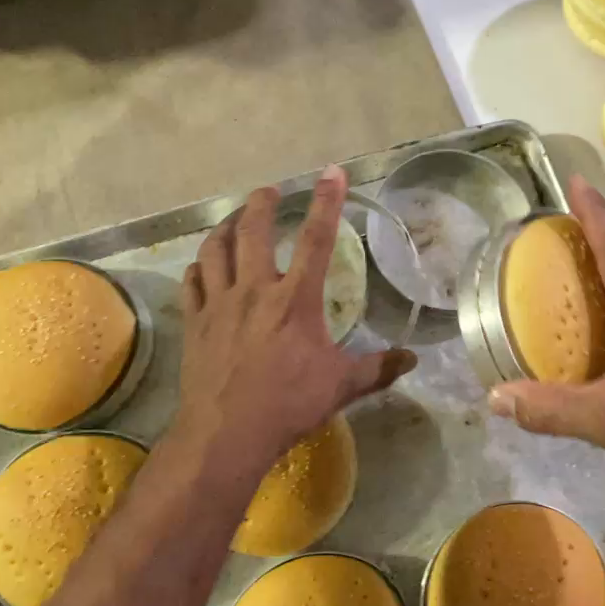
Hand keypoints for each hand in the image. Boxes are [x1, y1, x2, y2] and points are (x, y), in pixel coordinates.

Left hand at [173, 166, 416, 472]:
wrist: (227, 433)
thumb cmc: (288, 405)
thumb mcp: (341, 386)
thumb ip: (378, 368)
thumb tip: (412, 359)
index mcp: (295, 300)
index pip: (316, 240)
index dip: (326, 202)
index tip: (332, 173)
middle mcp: (255, 290)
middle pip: (253, 231)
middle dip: (261, 204)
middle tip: (269, 192)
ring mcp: (219, 304)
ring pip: (215, 249)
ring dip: (225, 228)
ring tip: (234, 221)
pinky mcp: (194, 322)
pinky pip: (192, 282)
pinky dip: (199, 267)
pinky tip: (203, 266)